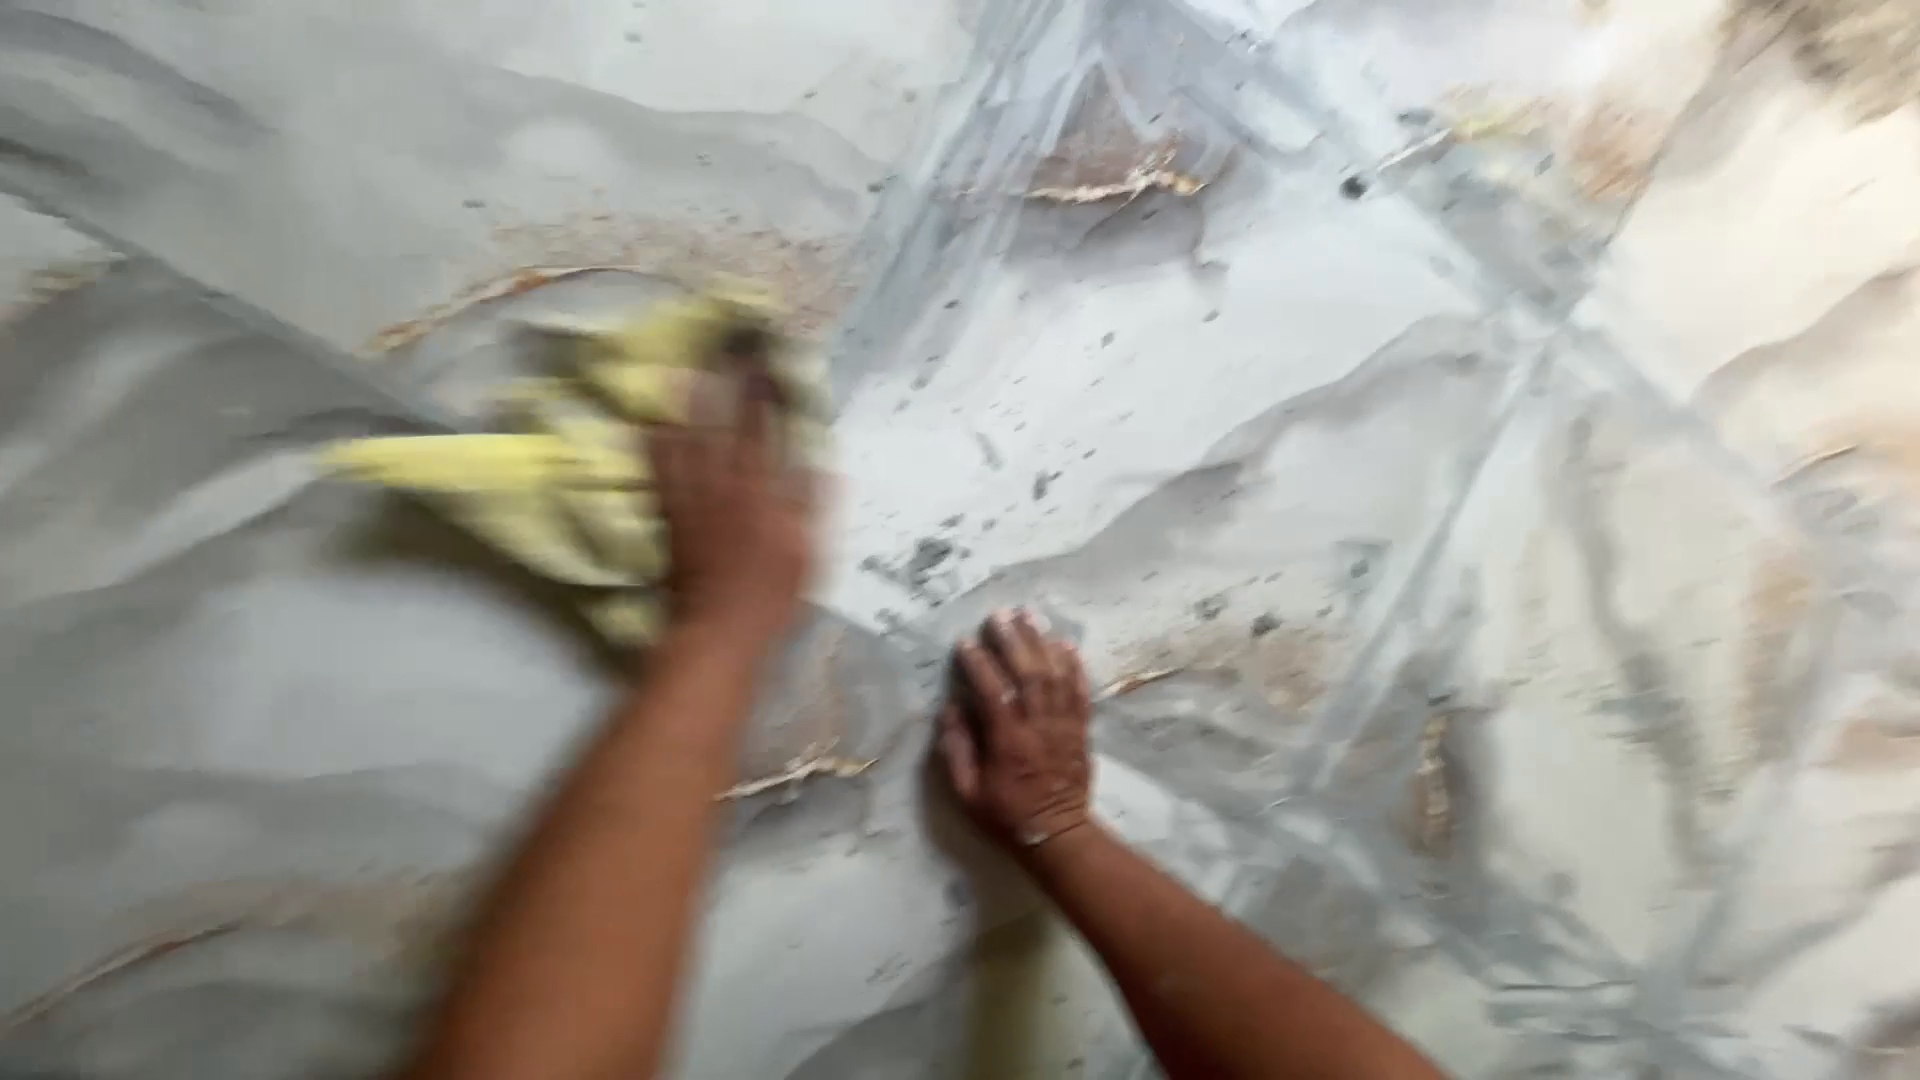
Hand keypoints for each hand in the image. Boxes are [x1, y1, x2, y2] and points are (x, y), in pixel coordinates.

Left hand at [648, 370, 816, 650]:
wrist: (715, 631)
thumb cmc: (770, 597)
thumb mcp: (807, 553)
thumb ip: (812, 506)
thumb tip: (821, 464)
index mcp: (759, 493)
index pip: (761, 432)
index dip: (761, 394)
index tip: (762, 360)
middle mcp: (720, 488)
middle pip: (718, 427)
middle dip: (720, 385)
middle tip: (718, 349)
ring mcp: (689, 501)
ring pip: (682, 443)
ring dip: (681, 407)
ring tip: (678, 372)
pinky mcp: (668, 518)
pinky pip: (657, 473)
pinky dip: (652, 446)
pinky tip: (648, 427)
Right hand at [938, 609, 1094, 851]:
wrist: (1058, 836)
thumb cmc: (1007, 815)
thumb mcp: (968, 793)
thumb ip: (957, 749)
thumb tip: (951, 708)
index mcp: (1008, 743)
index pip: (993, 692)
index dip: (979, 664)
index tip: (965, 641)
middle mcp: (1038, 727)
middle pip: (1028, 674)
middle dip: (1014, 640)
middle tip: (999, 614)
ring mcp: (1064, 726)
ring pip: (1056, 676)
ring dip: (1042, 642)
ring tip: (1030, 615)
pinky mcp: (1081, 730)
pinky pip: (1081, 692)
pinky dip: (1075, 666)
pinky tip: (1066, 643)